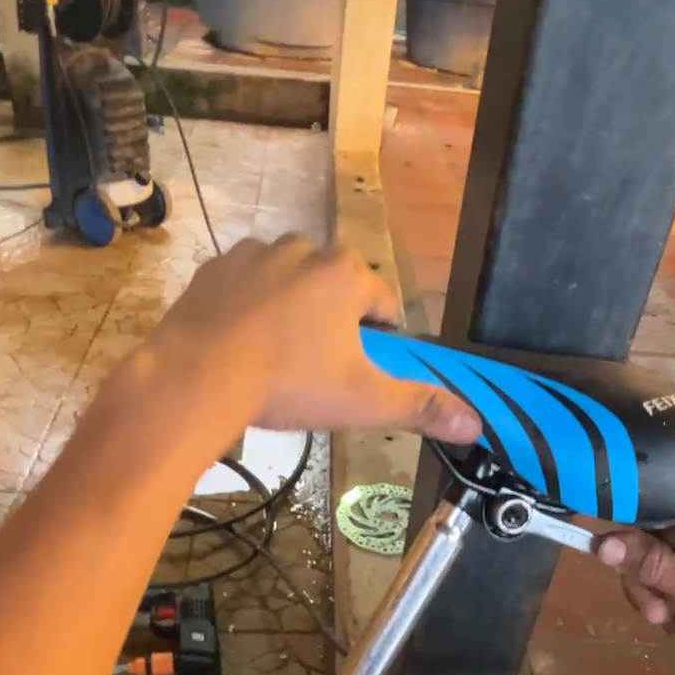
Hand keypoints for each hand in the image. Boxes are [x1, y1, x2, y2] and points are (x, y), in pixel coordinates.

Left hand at [139, 236, 481, 442]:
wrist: (198, 377)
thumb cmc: (291, 384)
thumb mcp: (363, 401)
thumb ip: (420, 407)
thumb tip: (476, 425)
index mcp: (347, 274)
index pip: (382, 303)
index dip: (380, 337)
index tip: (363, 366)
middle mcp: (304, 249)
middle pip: (334, 286)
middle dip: (333, 320)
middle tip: (316, 366)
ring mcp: (253, 253)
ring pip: (288, 281)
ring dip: (290, 309)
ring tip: (275, 356)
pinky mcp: (213, 268)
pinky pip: (243, 285)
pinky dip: (247, 307)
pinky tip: (239, 343)